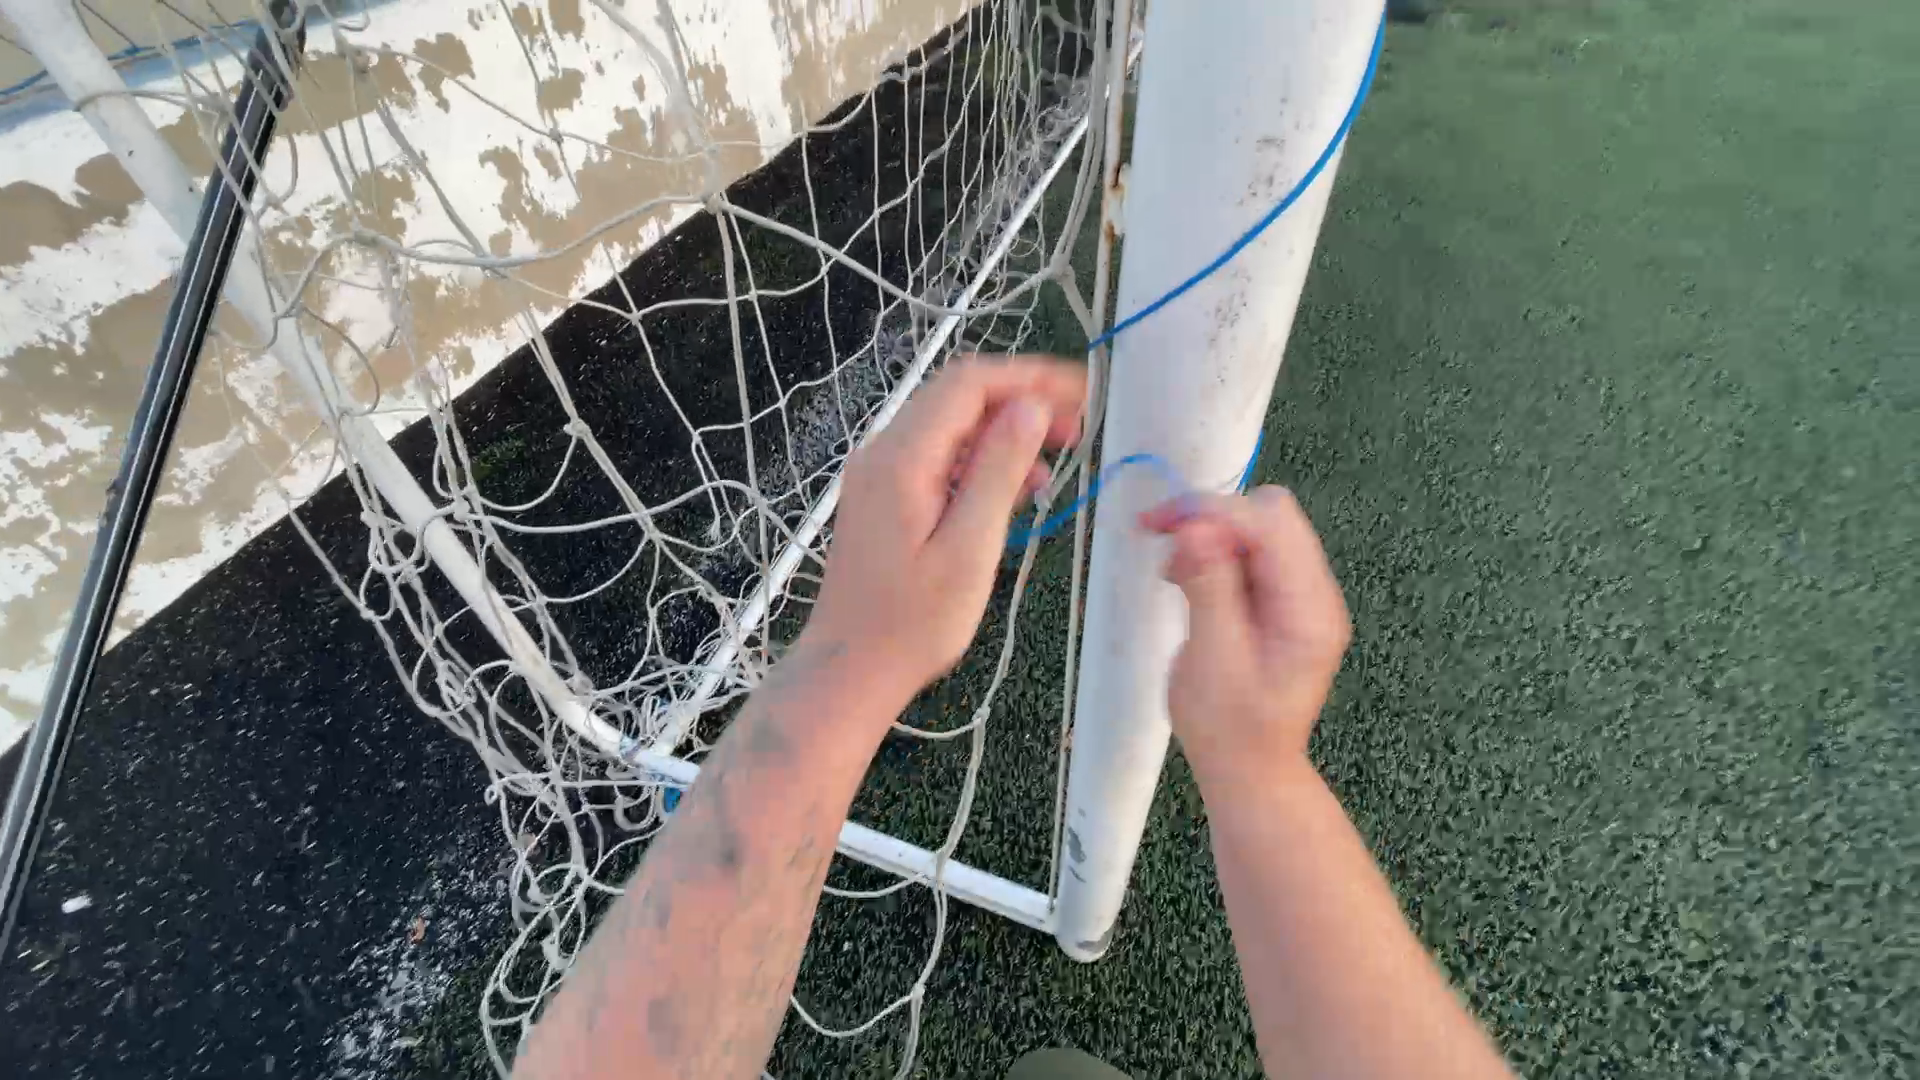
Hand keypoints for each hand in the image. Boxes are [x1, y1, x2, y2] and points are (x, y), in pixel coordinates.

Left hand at [805, 355, 1086, 696]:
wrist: (851, 667)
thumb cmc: (914, 622)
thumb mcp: (969, 548)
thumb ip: (998, 472)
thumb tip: (1029, 407)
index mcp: (902, 457)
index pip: (968, 383)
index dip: (1028, 378)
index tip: (1079, 395)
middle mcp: (883, 451)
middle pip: (958, 398)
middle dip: (1020, 403)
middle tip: (1074, 431)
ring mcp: (879, 473)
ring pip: (949, 427)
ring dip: (1002, 435)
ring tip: (1051, 467)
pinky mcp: (882, 496)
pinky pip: (936, 459)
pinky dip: (978, 464)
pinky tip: (1011, 493)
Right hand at [1141, 486, 1350, 787]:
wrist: (1246, 768)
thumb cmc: (1228, 726)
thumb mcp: (1214, 659)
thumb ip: (1209, 588)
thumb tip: (1195, 526)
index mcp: (1308, 605)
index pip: (1268, 523)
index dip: (1211, 511)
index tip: (1156, 523)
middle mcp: (1311, 590)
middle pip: (1268, 514)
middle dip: (1210, 517)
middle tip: (1162, 542)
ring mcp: (1296, 594)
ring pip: (1254, 528)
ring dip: (1206, 535)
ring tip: (1171, 573)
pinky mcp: (1274, 600)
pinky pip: (1245, 553)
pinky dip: (1210, 554)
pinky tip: (1184, 580)